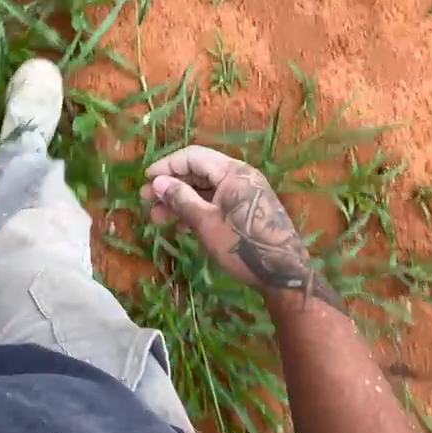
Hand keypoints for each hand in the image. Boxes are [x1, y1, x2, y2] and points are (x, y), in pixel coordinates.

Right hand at [142, 146, 329, 302]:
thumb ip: (180, 198)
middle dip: (171, 186)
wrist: (284, 276)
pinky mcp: (247, 211)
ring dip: (181, 201)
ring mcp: (245, 194)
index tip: (147, 180)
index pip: (192, 156)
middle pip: (198, 172)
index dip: (167, 166)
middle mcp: (240, 177)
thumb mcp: (206, 222)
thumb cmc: (243, 245)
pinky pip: (216, 202)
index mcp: (232, 172)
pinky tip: (182, 225)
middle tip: (147, 201)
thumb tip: (157, 182)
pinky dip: (197, 209)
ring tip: (158, 218)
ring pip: (205, 189)